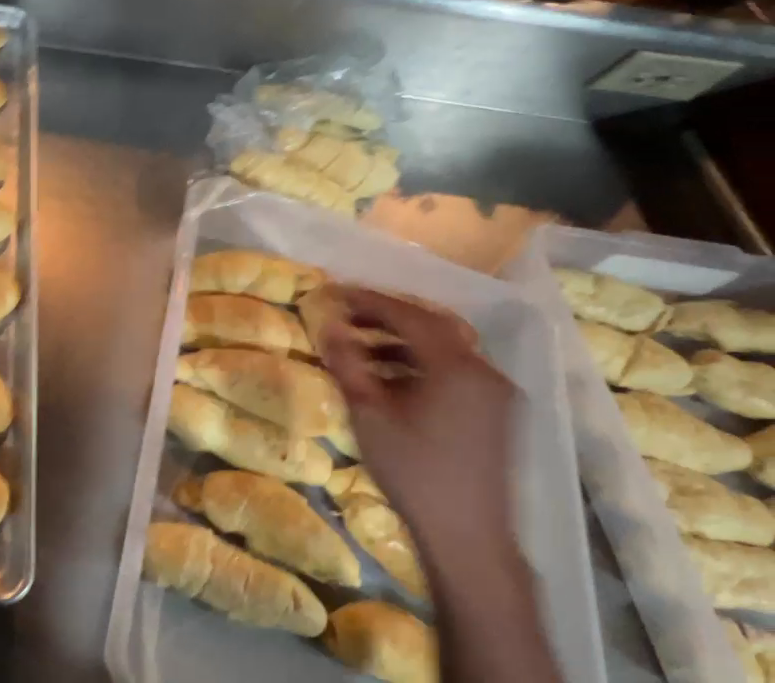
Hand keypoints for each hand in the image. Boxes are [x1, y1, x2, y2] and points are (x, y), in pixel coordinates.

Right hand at [318, 286, 519, 555]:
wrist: (468, 534)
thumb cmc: (414, 471)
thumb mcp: (369, 414)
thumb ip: (348, 363)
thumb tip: (329, 324)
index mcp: (459, 368)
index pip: (410, 315)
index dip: (369, 300)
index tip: (333, 292)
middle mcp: (486, 372)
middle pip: (434, 325)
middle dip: (387, 315)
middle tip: (346, 313)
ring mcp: (497, 393)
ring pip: (446, 348)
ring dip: (402, 340)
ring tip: (360, 347)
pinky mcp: (497, 412)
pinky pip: (456, 369)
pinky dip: (421, 362)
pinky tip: (390, 377)